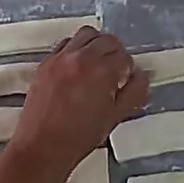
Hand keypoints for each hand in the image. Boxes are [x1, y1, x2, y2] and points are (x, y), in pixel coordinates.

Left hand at [10, 27, 147, 175]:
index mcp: (102, 70)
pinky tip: (77, 64)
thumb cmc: (79, 136)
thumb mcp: (116, 116)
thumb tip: (141, 76)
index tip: (125, 79)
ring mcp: (61, 58)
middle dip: (116, 53)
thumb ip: (134, 92)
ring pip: (86, 34)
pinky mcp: (46, 63)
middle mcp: (82, 58)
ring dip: (96, 44)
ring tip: (97, 61)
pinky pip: (65, 43)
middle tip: (115, 69)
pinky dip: (76, 48)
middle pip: (108, 40)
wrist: (42, 148)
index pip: (125, 57)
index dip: (128, 69)